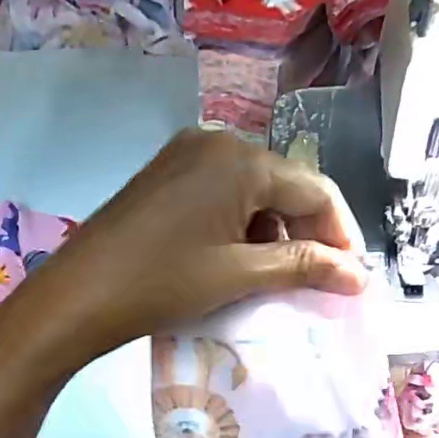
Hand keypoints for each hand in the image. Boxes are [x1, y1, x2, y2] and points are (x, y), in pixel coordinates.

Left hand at [6, 128, 367, 368]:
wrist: (77, 295)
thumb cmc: (162, 283)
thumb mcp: (238, 274)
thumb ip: (303, 267)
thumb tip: (361, 276)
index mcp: (240, 158)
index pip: (314, 188)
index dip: (340, 233)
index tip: (352, 276)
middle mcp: (214, 142)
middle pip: (282, 184)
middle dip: (305, 232)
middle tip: (318, 279)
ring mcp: (183, 155)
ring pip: (250, 190)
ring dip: (271, 230)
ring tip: (275, 275)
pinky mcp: (162, 175)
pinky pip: (218, 193)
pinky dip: (237, 223)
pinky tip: (235, 257)